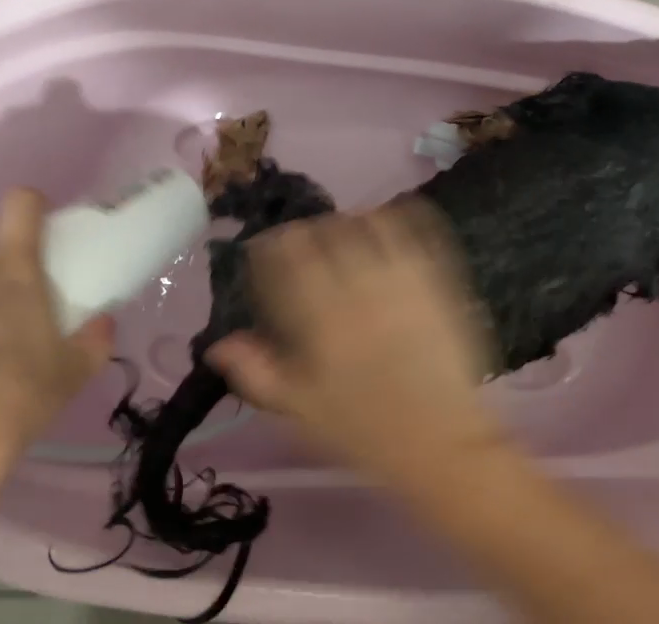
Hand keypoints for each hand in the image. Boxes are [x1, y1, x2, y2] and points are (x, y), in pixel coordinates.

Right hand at [204, 200, 501, 481]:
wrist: (440, 442)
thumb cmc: (363, 431)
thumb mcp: (298, 408)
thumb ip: (255, 371)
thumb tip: (218, 344)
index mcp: (318, 315)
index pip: (282, 254)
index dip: (268, 247)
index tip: (266, 256)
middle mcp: (357, 284)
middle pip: (322, 230)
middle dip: (306, 234)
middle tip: (304, 249)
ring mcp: (401, 276)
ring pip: (366, 221)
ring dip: (348, 223)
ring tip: (345, 238)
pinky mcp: (437, 276)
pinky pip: (417, 226)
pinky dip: (396, 216)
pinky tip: (386, 226)